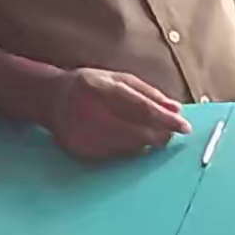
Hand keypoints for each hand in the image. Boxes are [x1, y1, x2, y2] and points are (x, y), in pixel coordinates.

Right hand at [44, 68, 191, 160]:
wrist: (49, 98)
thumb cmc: (91, 86)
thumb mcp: (118, 79)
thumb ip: (149, 93)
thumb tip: (177, 109)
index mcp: (100, 88)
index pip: (142, 108)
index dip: (166, 120)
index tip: (186, 128)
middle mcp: (90, 111)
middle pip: (140, 132)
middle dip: (162, 134)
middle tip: (169, 133)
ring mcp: (85, 133)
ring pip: (134, 147)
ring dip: (147, 142)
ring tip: (144, 131)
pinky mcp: (83, 150)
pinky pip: (120, 155)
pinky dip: (130, 148)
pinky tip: (122, 137)